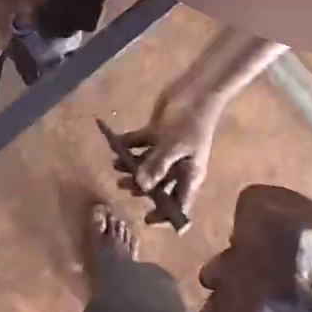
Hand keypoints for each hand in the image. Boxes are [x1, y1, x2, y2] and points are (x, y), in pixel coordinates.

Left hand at [115, 88, 225, 218]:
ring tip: (115, 165)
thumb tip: (141, 187)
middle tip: (121, 186)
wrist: (195, 90)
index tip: (146, 220)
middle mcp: (178, 166)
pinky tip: (115, 146)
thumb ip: (156, 166)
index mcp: (189, 174)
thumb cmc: (189, 122)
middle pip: (159, 185)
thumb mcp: (173, 146)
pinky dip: (129, 146)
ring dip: (131, 167)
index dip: (165, 216)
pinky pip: (141, 144)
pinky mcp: (158, 133)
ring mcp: (167, 149)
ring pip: (147, 165)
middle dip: (141, 188)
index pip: (180, 204)